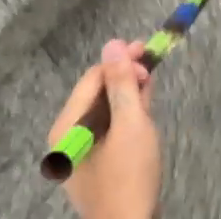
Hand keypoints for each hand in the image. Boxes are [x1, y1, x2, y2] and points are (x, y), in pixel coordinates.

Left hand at [49, 39, 161, 218]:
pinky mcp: (96, 162)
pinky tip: (144, 104)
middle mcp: (68, 137)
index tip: (149, 53)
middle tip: (153, 64)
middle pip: (96, 93)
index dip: (120, 62)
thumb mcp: (131, 124)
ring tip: (151, 81)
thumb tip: (113, 43)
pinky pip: (109, 127)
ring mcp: (81, 151)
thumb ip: (122, 83)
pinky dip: (126, 114)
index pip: (93, 78)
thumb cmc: (129, 175)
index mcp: (68, 127)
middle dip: (124, 75)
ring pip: (104, 109)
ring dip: (127, 92)